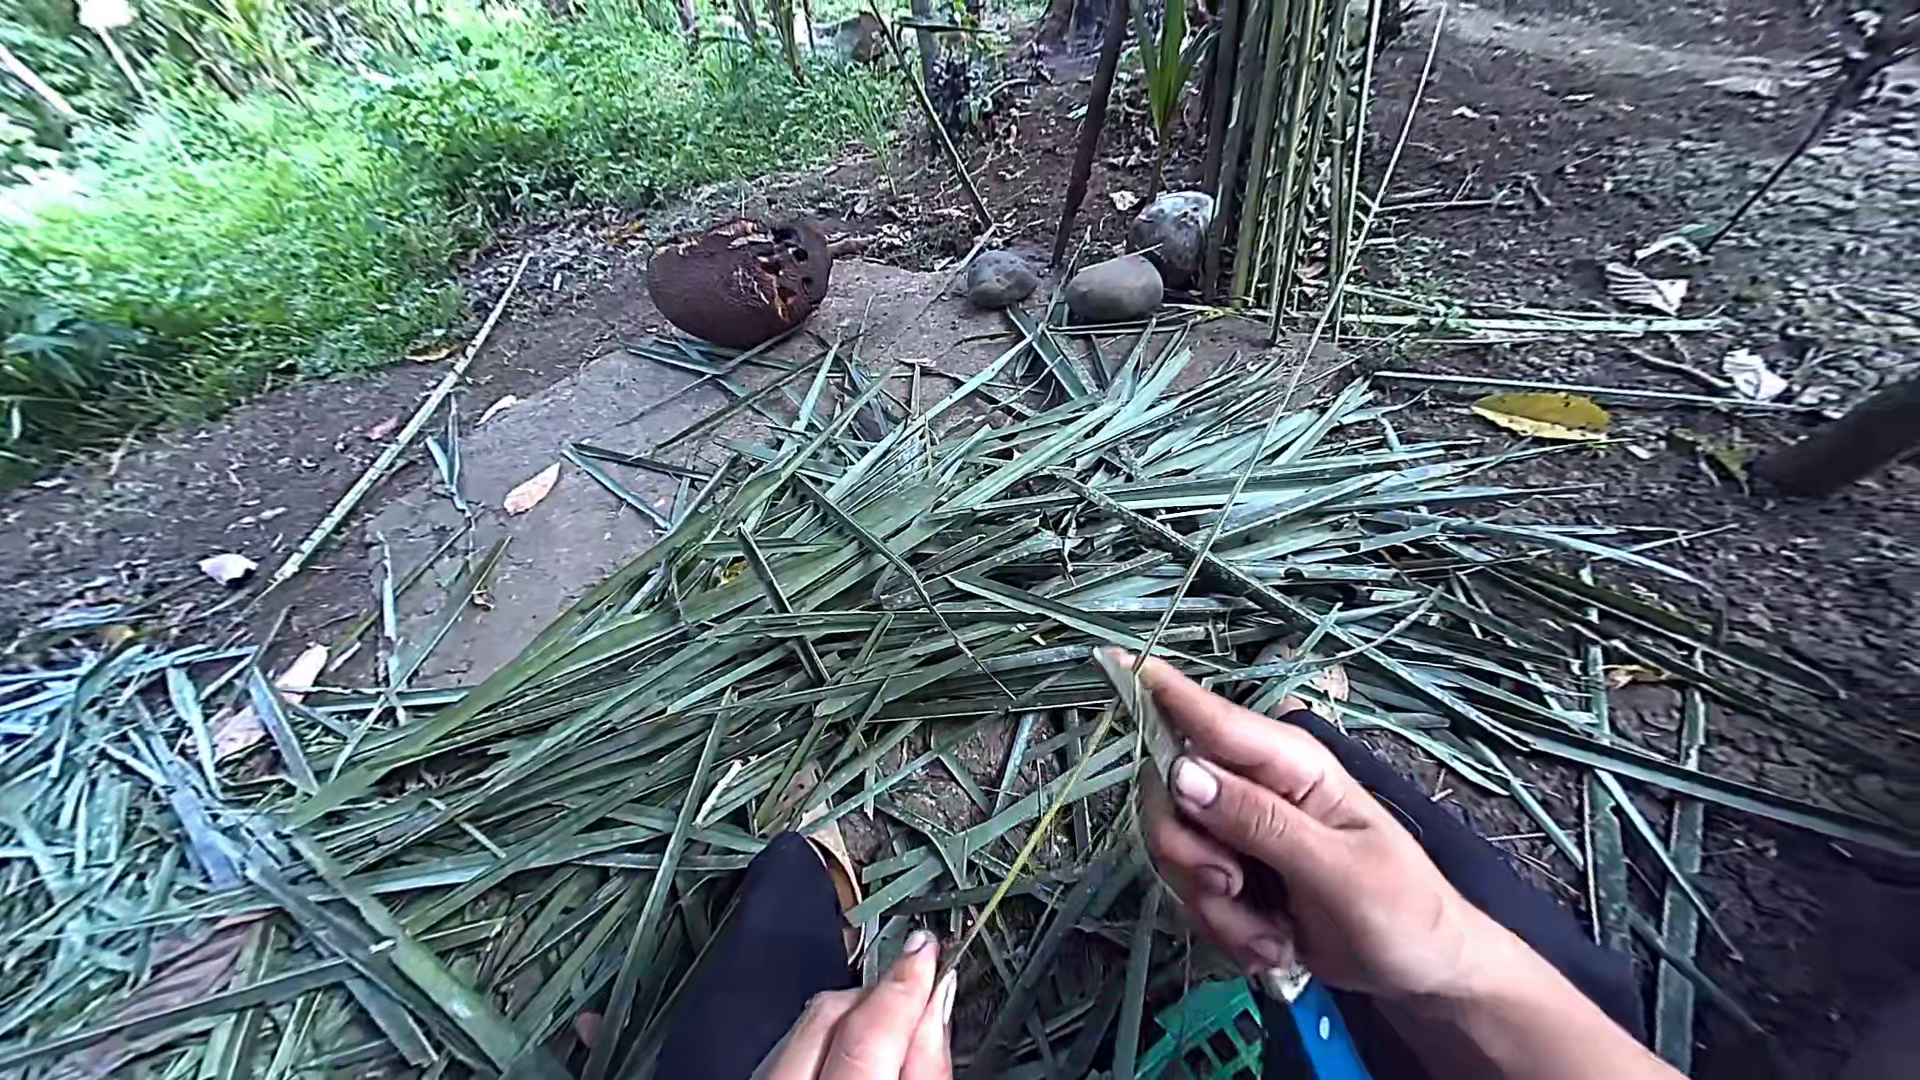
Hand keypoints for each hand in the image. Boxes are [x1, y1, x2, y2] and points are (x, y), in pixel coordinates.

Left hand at [753, 929, 955, 1079]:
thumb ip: (926, 1068)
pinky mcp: (752, 1079)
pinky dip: (821, 1034)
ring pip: (803, 1019)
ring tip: (888, 1027)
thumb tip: (936, 998)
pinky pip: (782, 1044)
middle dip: (878, 992)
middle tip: (918, 986)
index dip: (904, 984)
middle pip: (826, 1012)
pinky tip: (847, 1051)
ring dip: (851, 1010)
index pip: (866, 1035)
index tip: (929, 948)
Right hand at [1125, 650, 1495, 1000]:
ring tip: (1268, 929)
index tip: (1109, 661)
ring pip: (1169, 840)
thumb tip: (1181, 772)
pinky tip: (1266, 939)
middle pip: (1167, 787)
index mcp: (1283, 760)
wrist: (1419, 975)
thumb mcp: (1342, 871)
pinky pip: (1182, 882)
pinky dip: (1218, 922)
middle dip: (1189, 849)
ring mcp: (1230, 821)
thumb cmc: (1403, 910)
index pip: (1207, 713)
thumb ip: (1260, 820)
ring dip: (1210, 899)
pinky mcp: (1221, 861)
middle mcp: (1246, 779)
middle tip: (1233, 886)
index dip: (1155, 686)